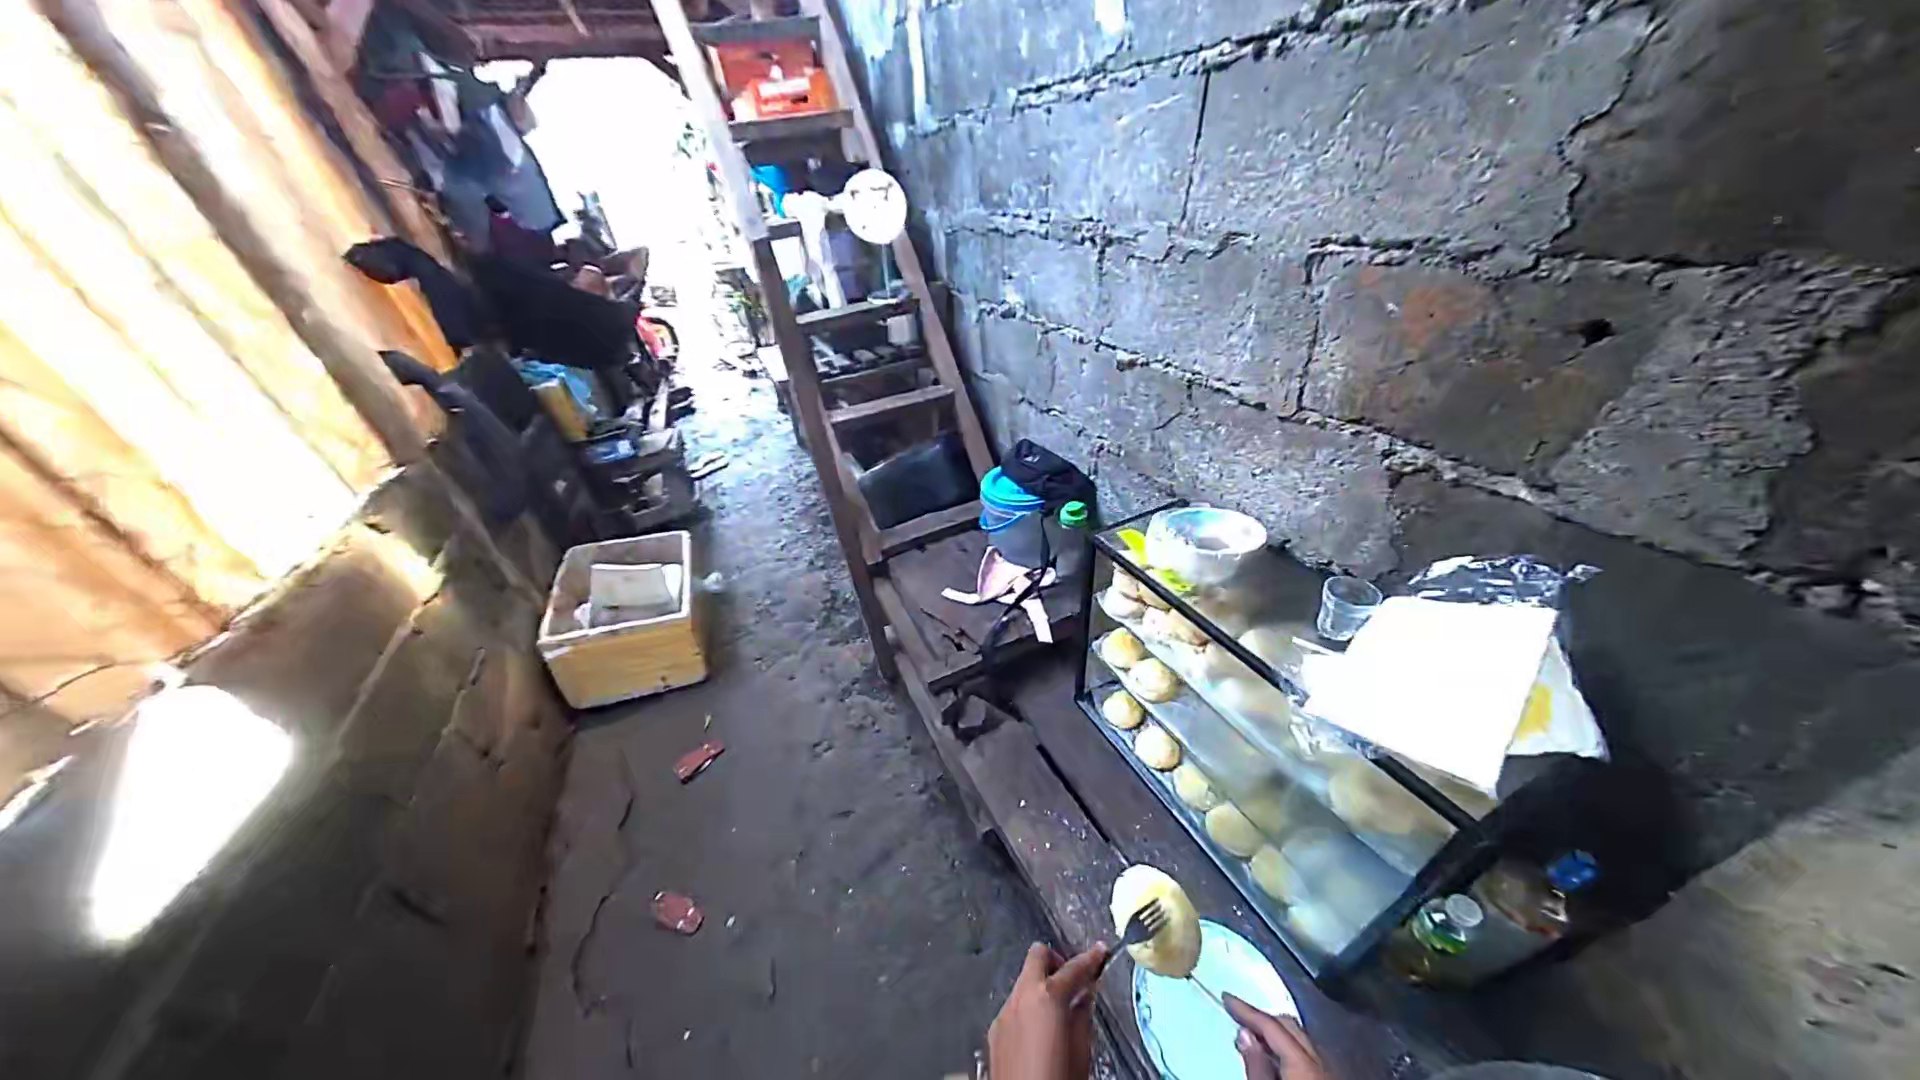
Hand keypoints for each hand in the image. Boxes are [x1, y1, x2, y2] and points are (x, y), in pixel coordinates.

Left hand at [987, 941, 1108, 1079]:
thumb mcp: (1081, 1052)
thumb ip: (1082, 1016)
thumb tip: (1084, 994)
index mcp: (1047, 997)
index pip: (1073, 968)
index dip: (1091, 959)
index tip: (1101, 950)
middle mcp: (1021, 996)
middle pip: (1037, 956)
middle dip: (1056, 962)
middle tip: (1071, 981)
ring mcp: (1003, 1012)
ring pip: (1023, 982)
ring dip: (1041, 987)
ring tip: (1057, 1014)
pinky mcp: (994, 1031)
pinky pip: (1014, 1006)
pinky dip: (1028, 1008)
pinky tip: (1038, 1034)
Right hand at [1224, 992, 1331, 1079]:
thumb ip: (1256, 1066)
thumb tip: (1244, 1034)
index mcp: (1304, 1062)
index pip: (1271, 1025)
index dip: (1246, 1009)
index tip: (1226, 997)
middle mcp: (1322, 1061)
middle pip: (1290, 1026)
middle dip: (1264, 1018)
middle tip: (1240, 1018)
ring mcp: (1332, 1072)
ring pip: (1302, 1039)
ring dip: (1278, 1033)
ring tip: (1256, 1038)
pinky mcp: (1334, 1079)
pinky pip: (1311, 1055)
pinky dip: (1292, 1049)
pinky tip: (1278, 1059)